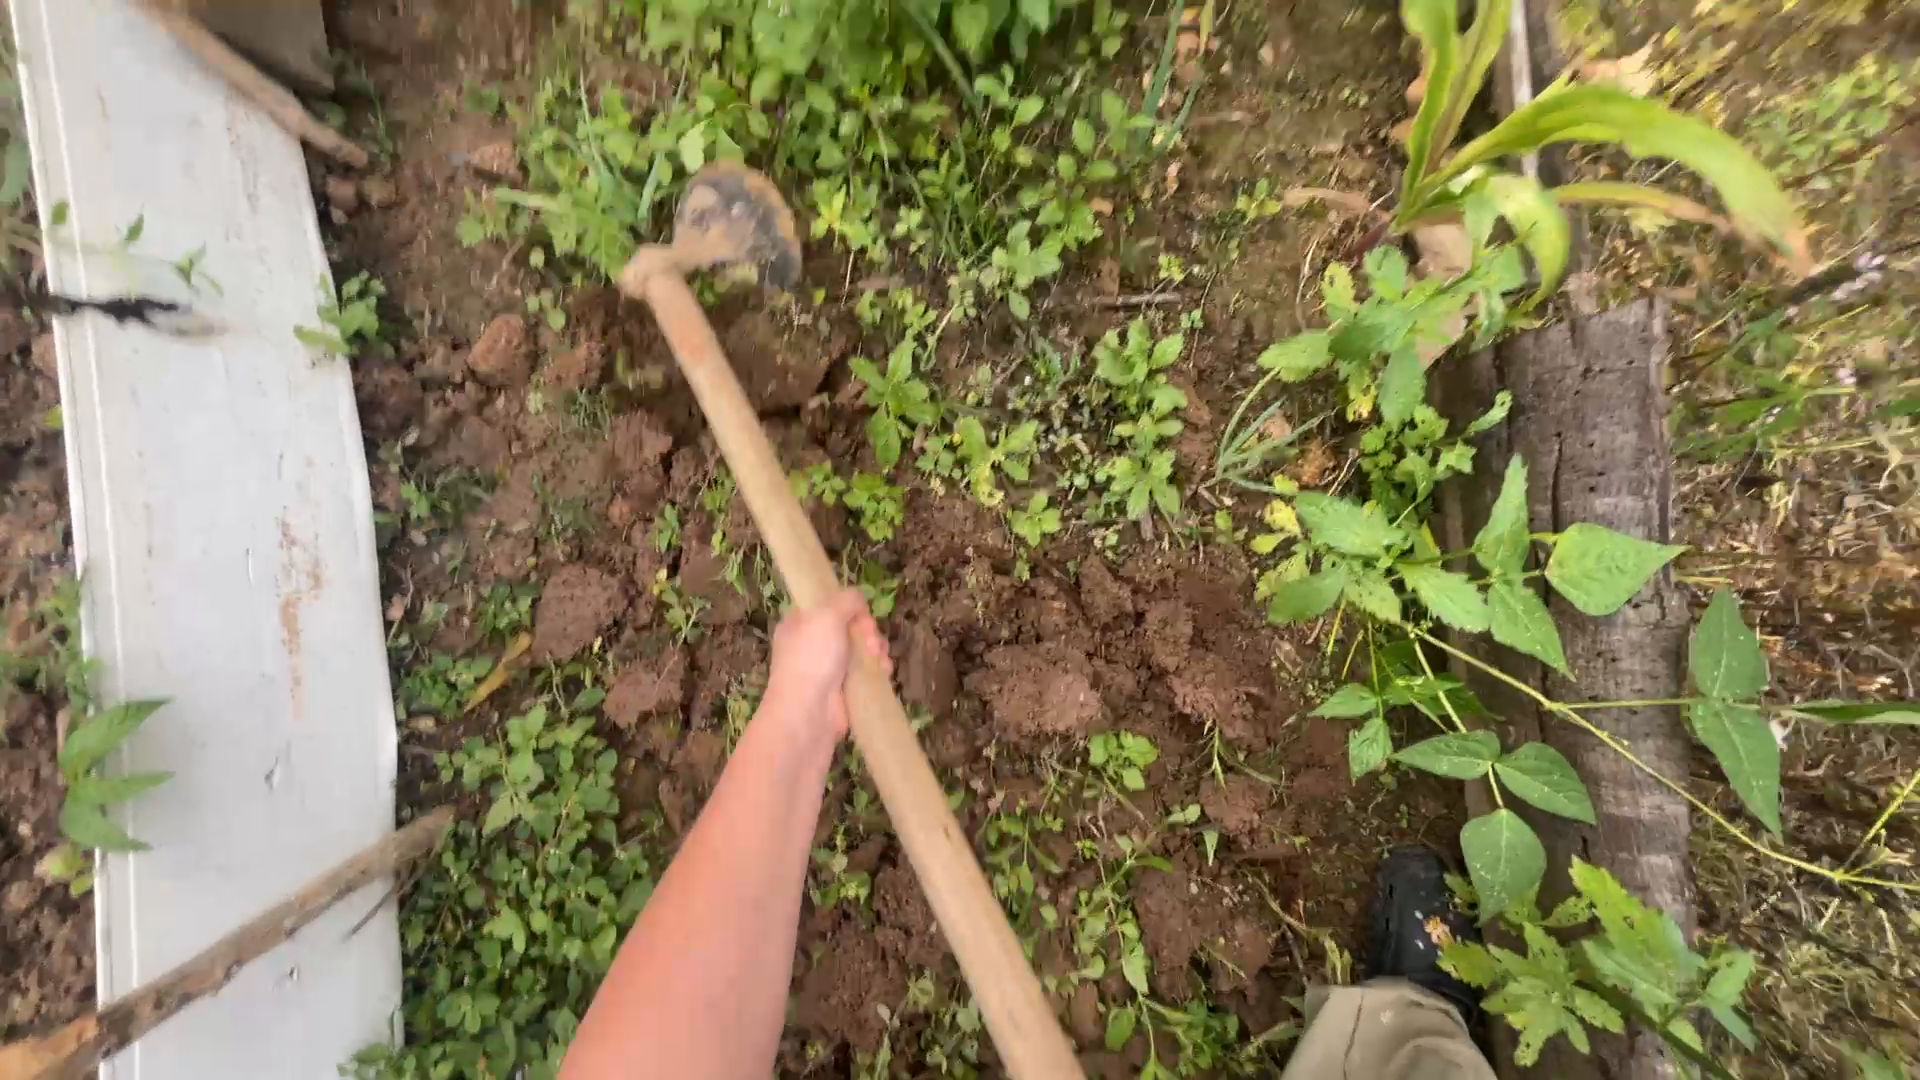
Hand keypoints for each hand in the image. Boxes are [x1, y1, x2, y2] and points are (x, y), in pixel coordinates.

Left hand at [764, 588, 890, 743]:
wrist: (808, 713)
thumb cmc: (811, 658)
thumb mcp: (826, 614)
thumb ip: (846, 599)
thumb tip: (858, 600)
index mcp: (800, 623)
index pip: (829, 604)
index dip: (848, 606)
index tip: (859, 614)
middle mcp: (813, 643)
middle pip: (851, 625)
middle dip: (867, 630)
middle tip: (869, 641)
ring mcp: (829, 667)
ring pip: (862, 647)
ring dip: (876, 648)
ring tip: (878, 659)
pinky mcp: (845, 688)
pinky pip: (867, 670)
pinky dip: (878, 668)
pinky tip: (883, 671)